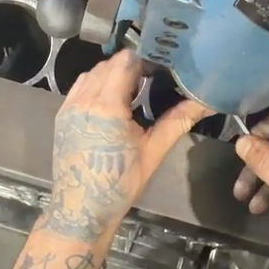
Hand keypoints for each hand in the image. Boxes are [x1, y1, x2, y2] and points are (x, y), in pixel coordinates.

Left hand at [43, 51, 208, 241]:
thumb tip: (206, 102)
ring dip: (112, 74)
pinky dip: (96, 85)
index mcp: (107, 105)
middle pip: (109, 64)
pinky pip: (80, 87)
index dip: (146, 60)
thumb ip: (178, 120)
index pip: (126, 62)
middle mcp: (84, 99)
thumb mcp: (153, 151)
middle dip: (131, 66)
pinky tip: (112, 101)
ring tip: (133, 89)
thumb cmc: (119, 183)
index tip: (163, 67)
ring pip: (92, 73)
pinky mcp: (62, 115)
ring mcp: (69, 106)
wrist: (82, 208)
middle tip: (153, 78)